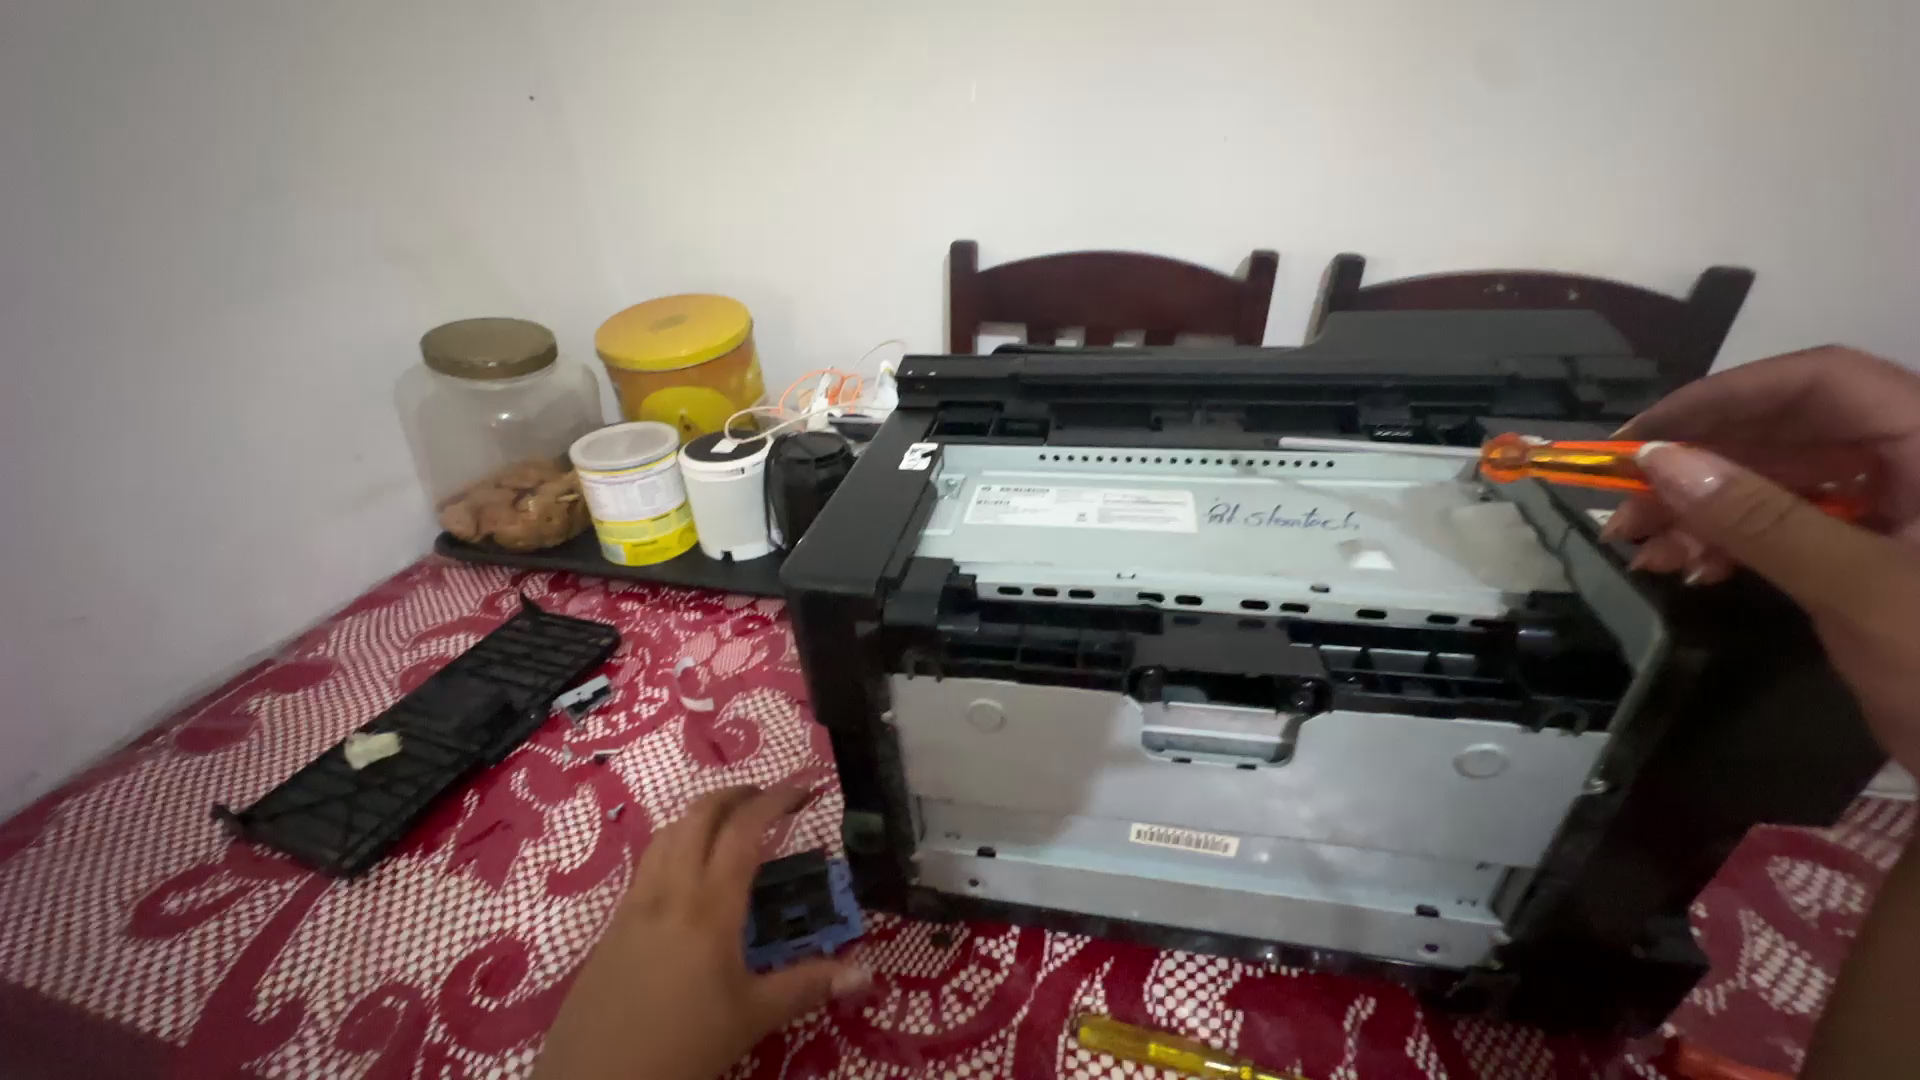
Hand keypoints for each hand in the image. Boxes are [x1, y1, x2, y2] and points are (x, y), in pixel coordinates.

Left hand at [535, 786, 867, 1079]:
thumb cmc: (681, 1049)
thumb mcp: (752, 1018)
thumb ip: (807, 986)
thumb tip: (866, 973)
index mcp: (710, 906)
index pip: (744, 829)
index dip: (775, 799)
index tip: (804, 791)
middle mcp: (671, 890)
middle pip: (700, 814)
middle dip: (737, 794)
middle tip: (769, 800)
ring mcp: (635, 904)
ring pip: (668, 832)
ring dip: (703, 814)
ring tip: (730, 826)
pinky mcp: (613, 925)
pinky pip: (648, 862)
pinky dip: (676, 843)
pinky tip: (689, 875)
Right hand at [1605, 346, 1919, 775]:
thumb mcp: (1865, 590)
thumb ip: (1762, 520)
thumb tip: (1658, 461)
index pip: (1821, 382)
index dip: (1722, 397)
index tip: (1637, 440)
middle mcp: (1917, 465)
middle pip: (1784, 432)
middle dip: (1692, 465)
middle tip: (1620, 508)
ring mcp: (1895, 511)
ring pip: (1771, 480)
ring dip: (1694, 509)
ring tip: (1637, 549)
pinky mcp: (1872, 552)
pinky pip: (1780, 523)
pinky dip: (1722, 541)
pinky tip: (1684, 568)